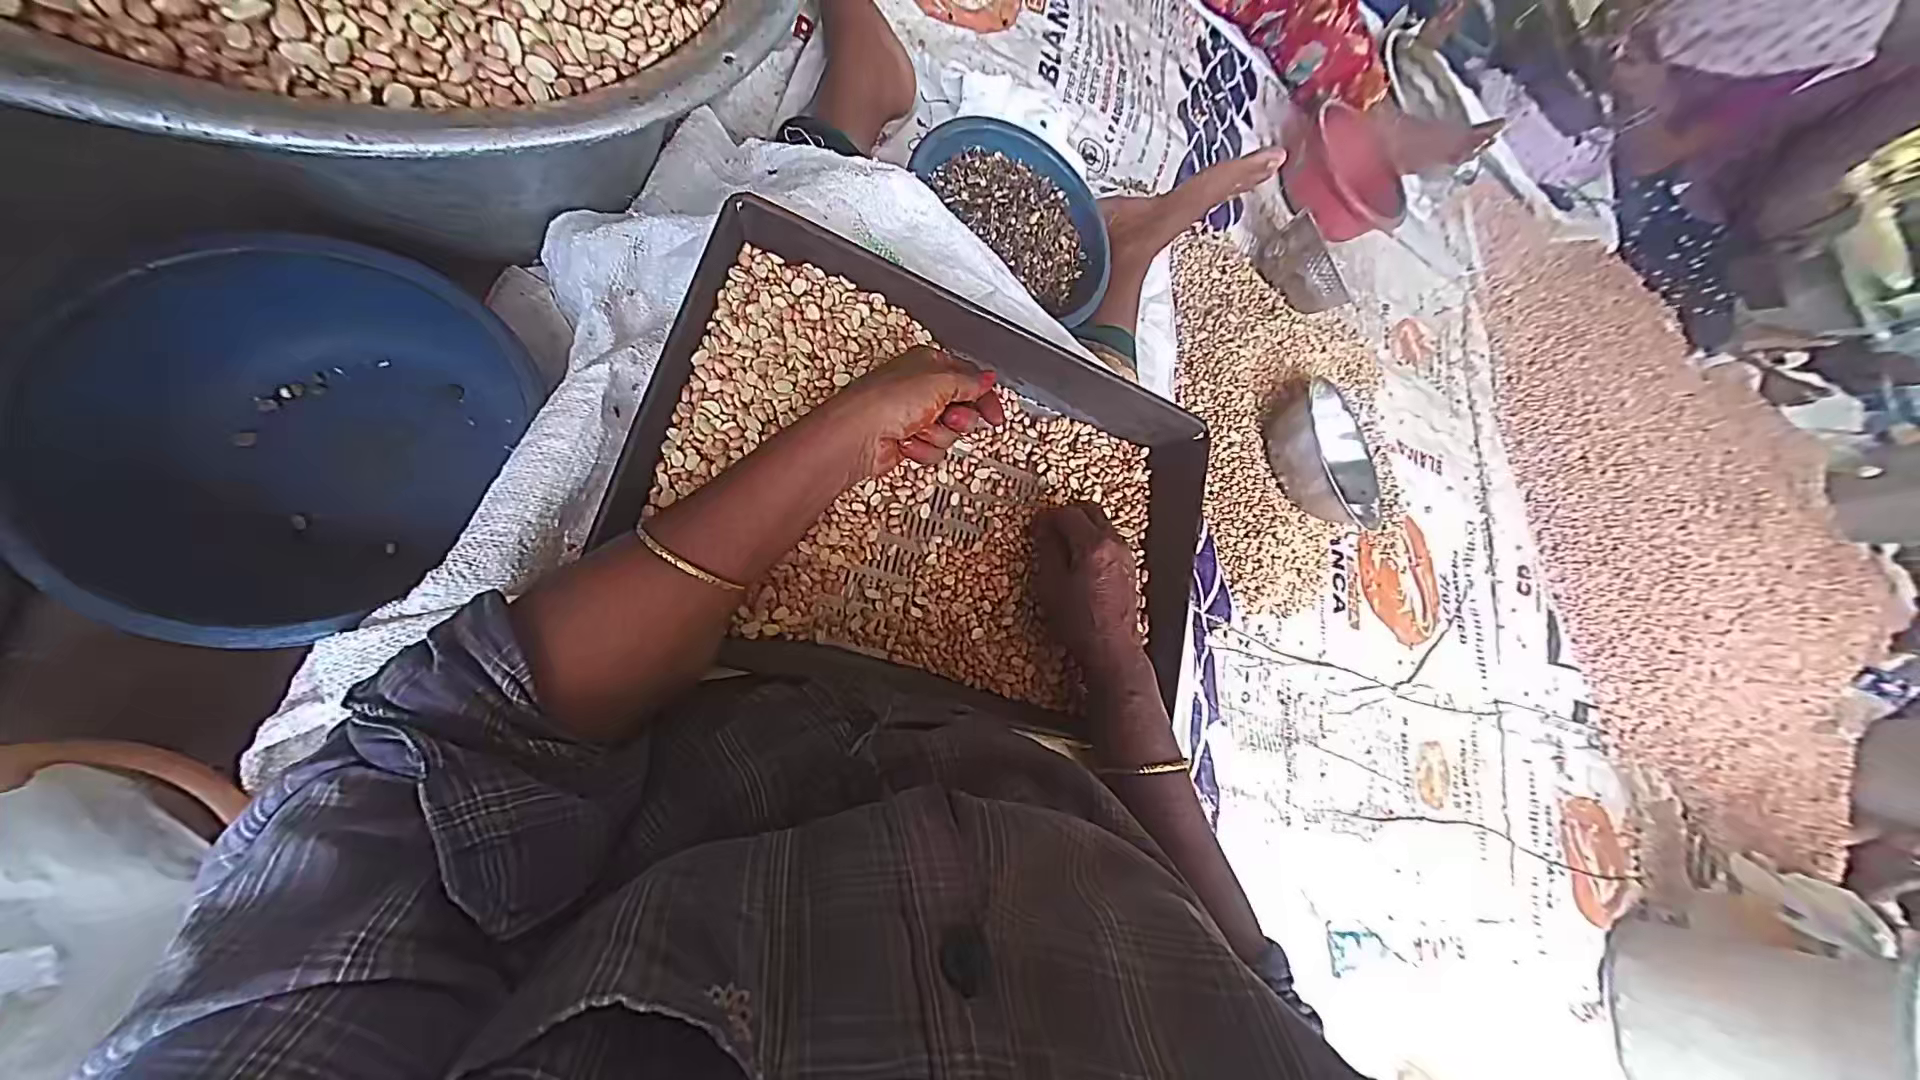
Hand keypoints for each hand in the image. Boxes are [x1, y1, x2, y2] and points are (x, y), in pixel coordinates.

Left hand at [824, 346, 1006, 481]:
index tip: (996, 416)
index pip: (970, 379)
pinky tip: (907, 443)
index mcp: (929, 365)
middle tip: (948, 417)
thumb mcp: (940, 381)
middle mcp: (921, 389)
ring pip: (950, 434)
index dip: (985, 397)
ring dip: (938, 435)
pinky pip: (933, 450)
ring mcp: (914, 417)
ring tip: (920, 429)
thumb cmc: (888, 401)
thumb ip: (970, 381)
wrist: (859, 436)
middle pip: (963, 410)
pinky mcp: (908, 442)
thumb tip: (988, 379)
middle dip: (959, 419)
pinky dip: (923, 450)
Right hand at [1031, 501, 1145, 678]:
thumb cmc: (1082, 624)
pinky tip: (1079, 561)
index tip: (1036, 523)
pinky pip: (1110, 542)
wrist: (1112, 650)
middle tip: (1049, 527)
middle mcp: (1115, 546)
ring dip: (1082, 528)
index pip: (1068, 514)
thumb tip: (1043, 529)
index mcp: (1094, 546)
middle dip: (1068, 515)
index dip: (1047, 516)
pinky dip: (1093, 542)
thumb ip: (1047, 551)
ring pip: (1102, 525)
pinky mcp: (1130, 569)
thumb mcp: (1051, 586)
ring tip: (1062, 546)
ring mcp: (1126, 557)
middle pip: (1091, 512)